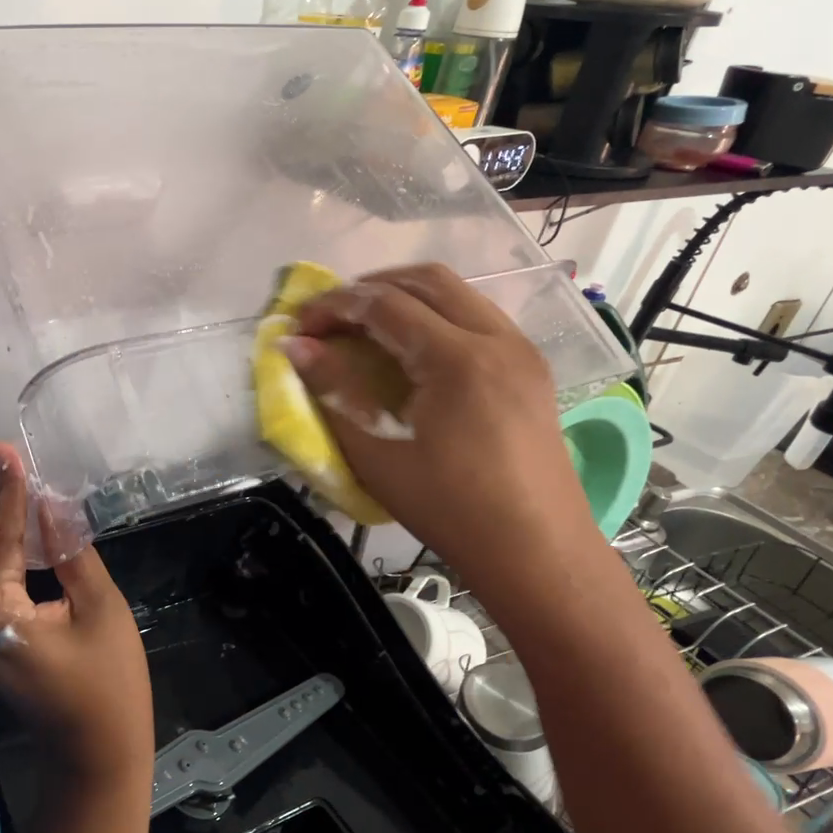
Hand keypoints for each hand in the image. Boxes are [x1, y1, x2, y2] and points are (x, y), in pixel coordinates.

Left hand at [0, 443, 153, 783]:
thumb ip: (72, 553)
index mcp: (0, 618)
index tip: (4, 455)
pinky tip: (13, 532)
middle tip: (0, 466)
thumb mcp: (100, 609)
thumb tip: (52, 504)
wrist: (97, 755)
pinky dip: (0, 556)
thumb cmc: (106, 685)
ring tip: (6, 486)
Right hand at [278, 263, 603, 575]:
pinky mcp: (530, 369)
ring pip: (457, 294)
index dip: (334, 306)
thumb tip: (296, 347)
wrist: (537, 552)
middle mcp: (497, 339)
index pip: (384, 304)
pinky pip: (476, 318)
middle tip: (329, 318)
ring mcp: (521, 351)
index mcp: (458, 359)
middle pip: (426, 280)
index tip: (298, 326)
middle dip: (369, 288)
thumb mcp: (377, 452)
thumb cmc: (449, 508)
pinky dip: (434, 317)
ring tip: (363, 328)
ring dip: (404, 297)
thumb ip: (334, 391)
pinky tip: (409, 351)